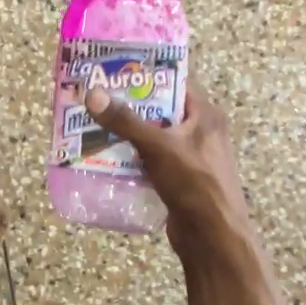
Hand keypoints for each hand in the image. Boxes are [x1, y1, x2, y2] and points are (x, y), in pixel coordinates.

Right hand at [86, 83, 255, 264]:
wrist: (213, 238)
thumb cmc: (195, 184)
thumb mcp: (158, 146)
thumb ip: (125, 121)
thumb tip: (92, 93)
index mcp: (205, 116)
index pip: (176, 81)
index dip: (147, 72)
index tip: (115, 66)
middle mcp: (199, 131)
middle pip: (159, 107)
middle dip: (128, 102)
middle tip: (95, 94)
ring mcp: (189, 156)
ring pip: (152, 134)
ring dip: (125, 130)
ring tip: (92, 121)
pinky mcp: (177, 177)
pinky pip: (149, 157)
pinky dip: (129, 154)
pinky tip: (104, 154)